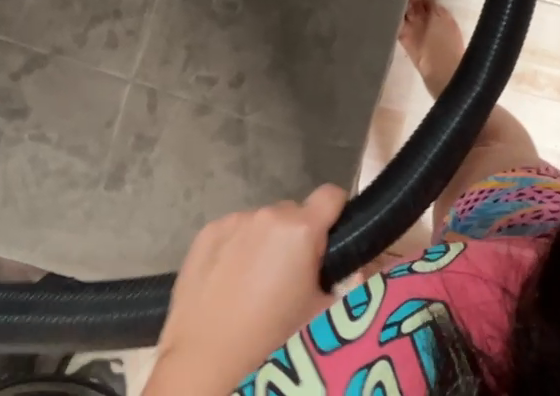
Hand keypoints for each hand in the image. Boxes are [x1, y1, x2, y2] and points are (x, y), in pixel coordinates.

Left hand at [147, 184, 347, 393]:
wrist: (205, 364)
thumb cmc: (273, 340)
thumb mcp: (324, 315)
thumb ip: (346, 283)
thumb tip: (354, 268)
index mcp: (301, 230)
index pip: (332, 194)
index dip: (337, 214)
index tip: (333, 240)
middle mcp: (267, 215)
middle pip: (295, 214)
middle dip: (298, 238)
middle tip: (292, 279)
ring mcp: (233, 221)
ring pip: (263, 224)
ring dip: (267, 243)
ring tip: (256, 285)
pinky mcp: (205, 234)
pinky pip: (234, 231)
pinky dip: (238, 248)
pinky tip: (229, 283)